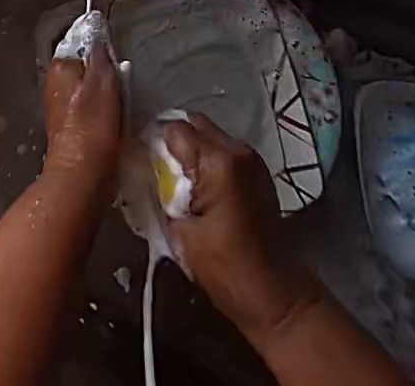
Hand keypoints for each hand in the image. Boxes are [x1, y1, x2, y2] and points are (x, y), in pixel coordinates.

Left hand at [41, 39, 121, 193]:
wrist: (82, 175)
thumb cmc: (93, 126)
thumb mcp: (104, 82)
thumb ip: (101, 56)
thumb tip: (98, 36)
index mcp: (59, 68)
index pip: (84, 43)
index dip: (104, 50)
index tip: (118, 62)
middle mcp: (55, 83)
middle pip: (88, 66)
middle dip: (106, 72)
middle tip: (121, 84)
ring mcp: (61, 105)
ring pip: (92, 86)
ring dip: (108, 92)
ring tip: (120, 104)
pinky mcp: (71, 124)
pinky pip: (92, 106)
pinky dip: (104, 109)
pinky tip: (114, 120)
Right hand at [164, 114, 321, 338]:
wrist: (272, 290)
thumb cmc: (224, 267)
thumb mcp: (180, 232)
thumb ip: (163, 192)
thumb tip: (149, 171)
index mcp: (218, 162)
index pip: (175, 129)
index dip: (155, 142)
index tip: (143, 161)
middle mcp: (237, 149)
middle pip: (195, 123)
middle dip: (174, 142)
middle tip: (159, 170)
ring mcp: (251, 156)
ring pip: (210, 134)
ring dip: (193, 151)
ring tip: (179, 182)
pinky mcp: (257, 168)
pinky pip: (224, 149)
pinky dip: (209, 160)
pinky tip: (201, 188)